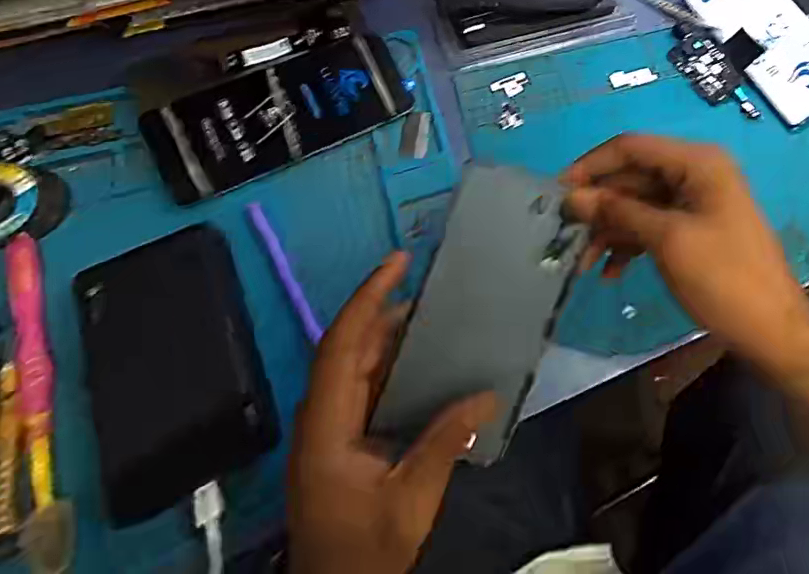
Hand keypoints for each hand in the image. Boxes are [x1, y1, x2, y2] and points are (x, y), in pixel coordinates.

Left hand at [288, 252, 496, 573]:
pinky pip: (368, 381)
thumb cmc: (364, 553)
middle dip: (385, 307)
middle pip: (348, 346)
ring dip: (391, 332)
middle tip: (431, 283)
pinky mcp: (345, 435)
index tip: (398, 263)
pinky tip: (427, 355)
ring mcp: (332, 426)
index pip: (339, 347)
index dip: (367, 299)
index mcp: (326, 428)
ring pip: (358, 361)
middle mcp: (322, 417)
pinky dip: (395, 358)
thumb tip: (485, 396)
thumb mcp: (409, 503)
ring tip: (435, 311)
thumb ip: (444, 445)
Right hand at [562, 134, 808, 375]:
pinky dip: (631, 243)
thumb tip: (572, 197)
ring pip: (640, 202)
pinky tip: (611, 272)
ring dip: (611, 228)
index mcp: (698, 161)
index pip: (633, 146)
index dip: (593, 165)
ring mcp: (698, 200)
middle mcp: (697, 172)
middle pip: (634, 175)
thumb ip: (619, 212)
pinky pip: (654, 223)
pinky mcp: (697, 227)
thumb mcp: (667, 241)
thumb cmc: (724, 278)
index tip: (557, 192)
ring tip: (583, 263)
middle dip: (600, 204)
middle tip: (564, 234)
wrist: (775, 331)